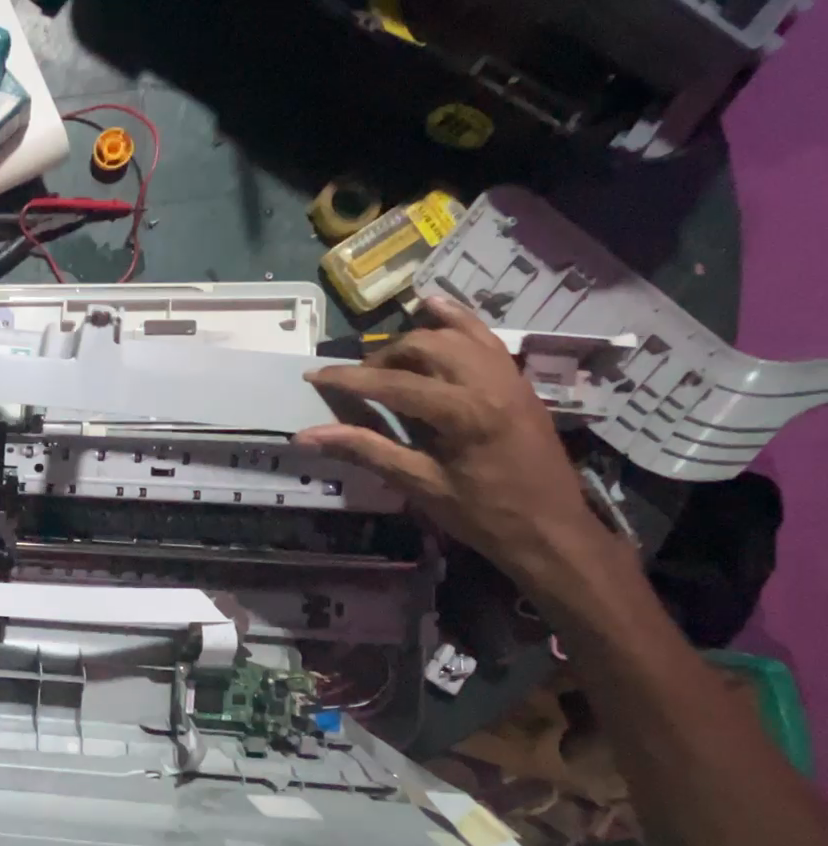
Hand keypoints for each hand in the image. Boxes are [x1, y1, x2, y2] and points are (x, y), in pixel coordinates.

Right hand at [294, 296, 607, 581]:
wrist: (550, 527)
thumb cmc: (483, 513)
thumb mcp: (419, 485)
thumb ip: (366, 450)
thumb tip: (308, 435)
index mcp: (465, 413)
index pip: (393, 383)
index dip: (348, 379)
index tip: (313, 377)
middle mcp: (490, 383)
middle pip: (424, 347)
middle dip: (381, 359)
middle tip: (354, 382)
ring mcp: (509, 377)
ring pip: (454, 335)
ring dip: (414, 340)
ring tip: (384, 359)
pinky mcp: (516, 381)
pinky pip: (484, 338)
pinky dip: (457, 320)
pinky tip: (433, 306)